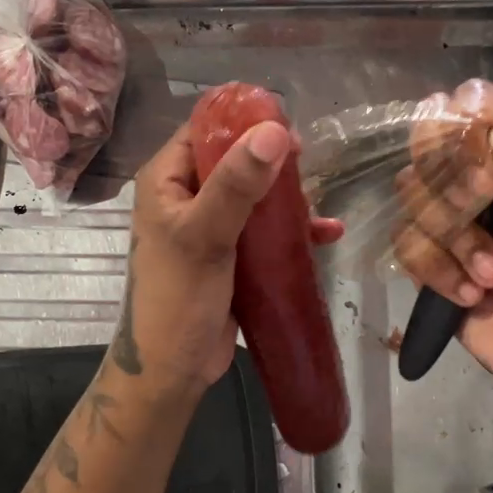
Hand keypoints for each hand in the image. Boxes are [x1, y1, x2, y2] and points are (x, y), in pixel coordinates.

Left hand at [113, 121, 342, 393]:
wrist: (173, 370)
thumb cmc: (178, 297)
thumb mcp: (205, 234)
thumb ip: (236, 183)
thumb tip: (275, 130)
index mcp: (166, 181)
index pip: (202, 130)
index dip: (241, 122)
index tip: (285, 123)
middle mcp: (185, 197)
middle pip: (233, 160)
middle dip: (272, 160)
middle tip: (308, 162)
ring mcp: (209, 228)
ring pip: (254, 196)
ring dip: (287, 197)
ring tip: (318, 204)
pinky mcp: (231, 257)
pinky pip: (264, 231)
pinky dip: (292, 231)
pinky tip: (326, 234)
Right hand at [392, 79, 492, 410]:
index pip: (475, 102)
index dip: (469, 120)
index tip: (492, 158)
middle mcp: (481, 177)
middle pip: (428, 140)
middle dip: (455, 180)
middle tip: (487, 206)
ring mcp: (451, 219)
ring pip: (413, 193)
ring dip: (457, 238)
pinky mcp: (428, 261)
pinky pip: (405, 244)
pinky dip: (439, 271)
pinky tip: (473, 294)